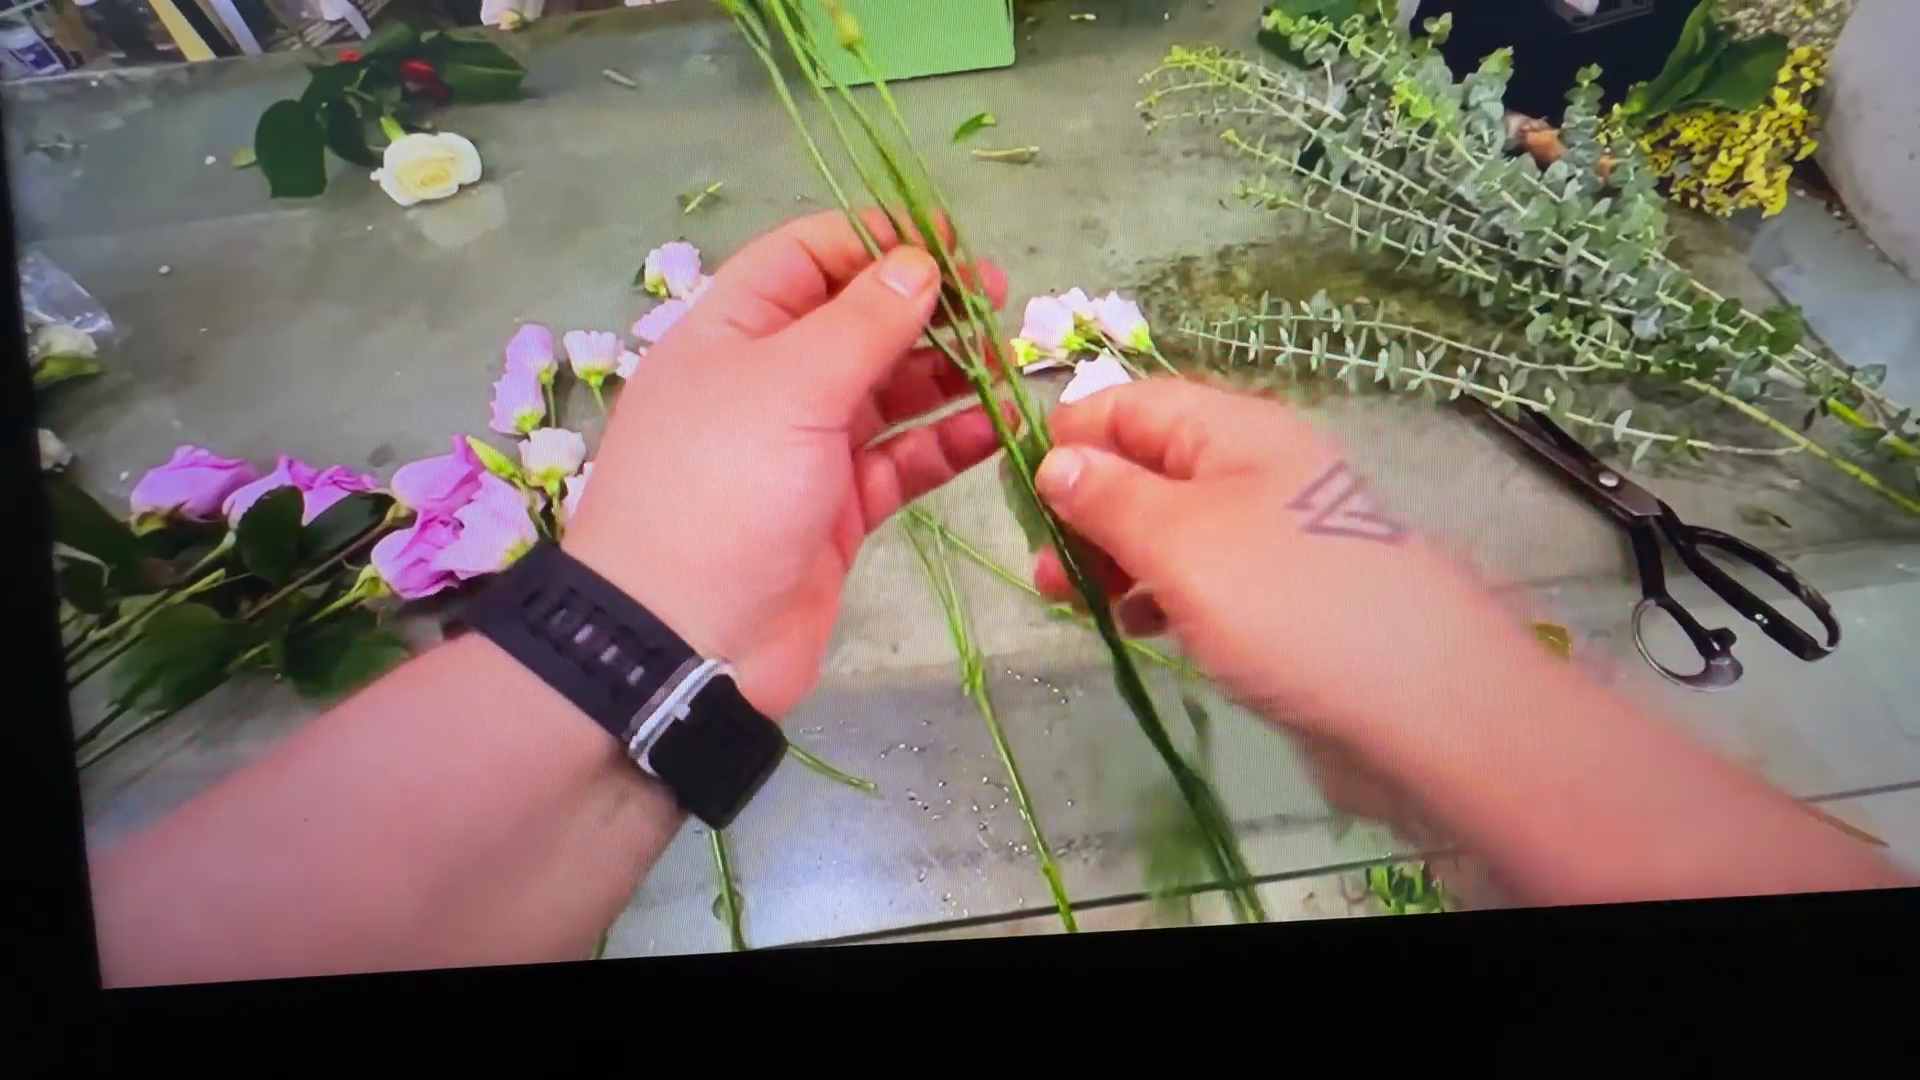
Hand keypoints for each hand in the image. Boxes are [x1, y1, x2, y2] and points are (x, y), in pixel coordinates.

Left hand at [564, 210, 1007, 717]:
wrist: (690, 641)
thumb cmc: (724, 490)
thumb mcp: (790, 387)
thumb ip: (862, 323)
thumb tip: (921, 265)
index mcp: (736, 330)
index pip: (811, 257)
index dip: (880, 242)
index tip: (954, 246)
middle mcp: (773, 382)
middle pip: (859, 324)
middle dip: (928, 312)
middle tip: (999, 310)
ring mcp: (809, 448)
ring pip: (890, 395)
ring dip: (948, 379)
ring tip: (1007, 370)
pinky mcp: (841, 507)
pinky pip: (902, 461)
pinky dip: (945, 444)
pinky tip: (992, 430)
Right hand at [1030, 377, 1514, 739]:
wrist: (1423, 708)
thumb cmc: (1287, 603)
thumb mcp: (1179, 540)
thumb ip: (1107, 495)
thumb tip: (1051, 459)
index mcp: (1231, 430)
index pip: (1128, 405)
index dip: (1068, 435)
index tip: (1015, 484)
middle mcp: (1247, 469)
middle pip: (1141, 466)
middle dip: (1083, 507)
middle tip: (1044, 567)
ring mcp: (1262, 532)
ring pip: (1161, 524)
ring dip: (1109, 554)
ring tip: (1072, 601)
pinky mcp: (1270, 589)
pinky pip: (1192, 572)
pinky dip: (1152, 590)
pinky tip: (1132, 623)